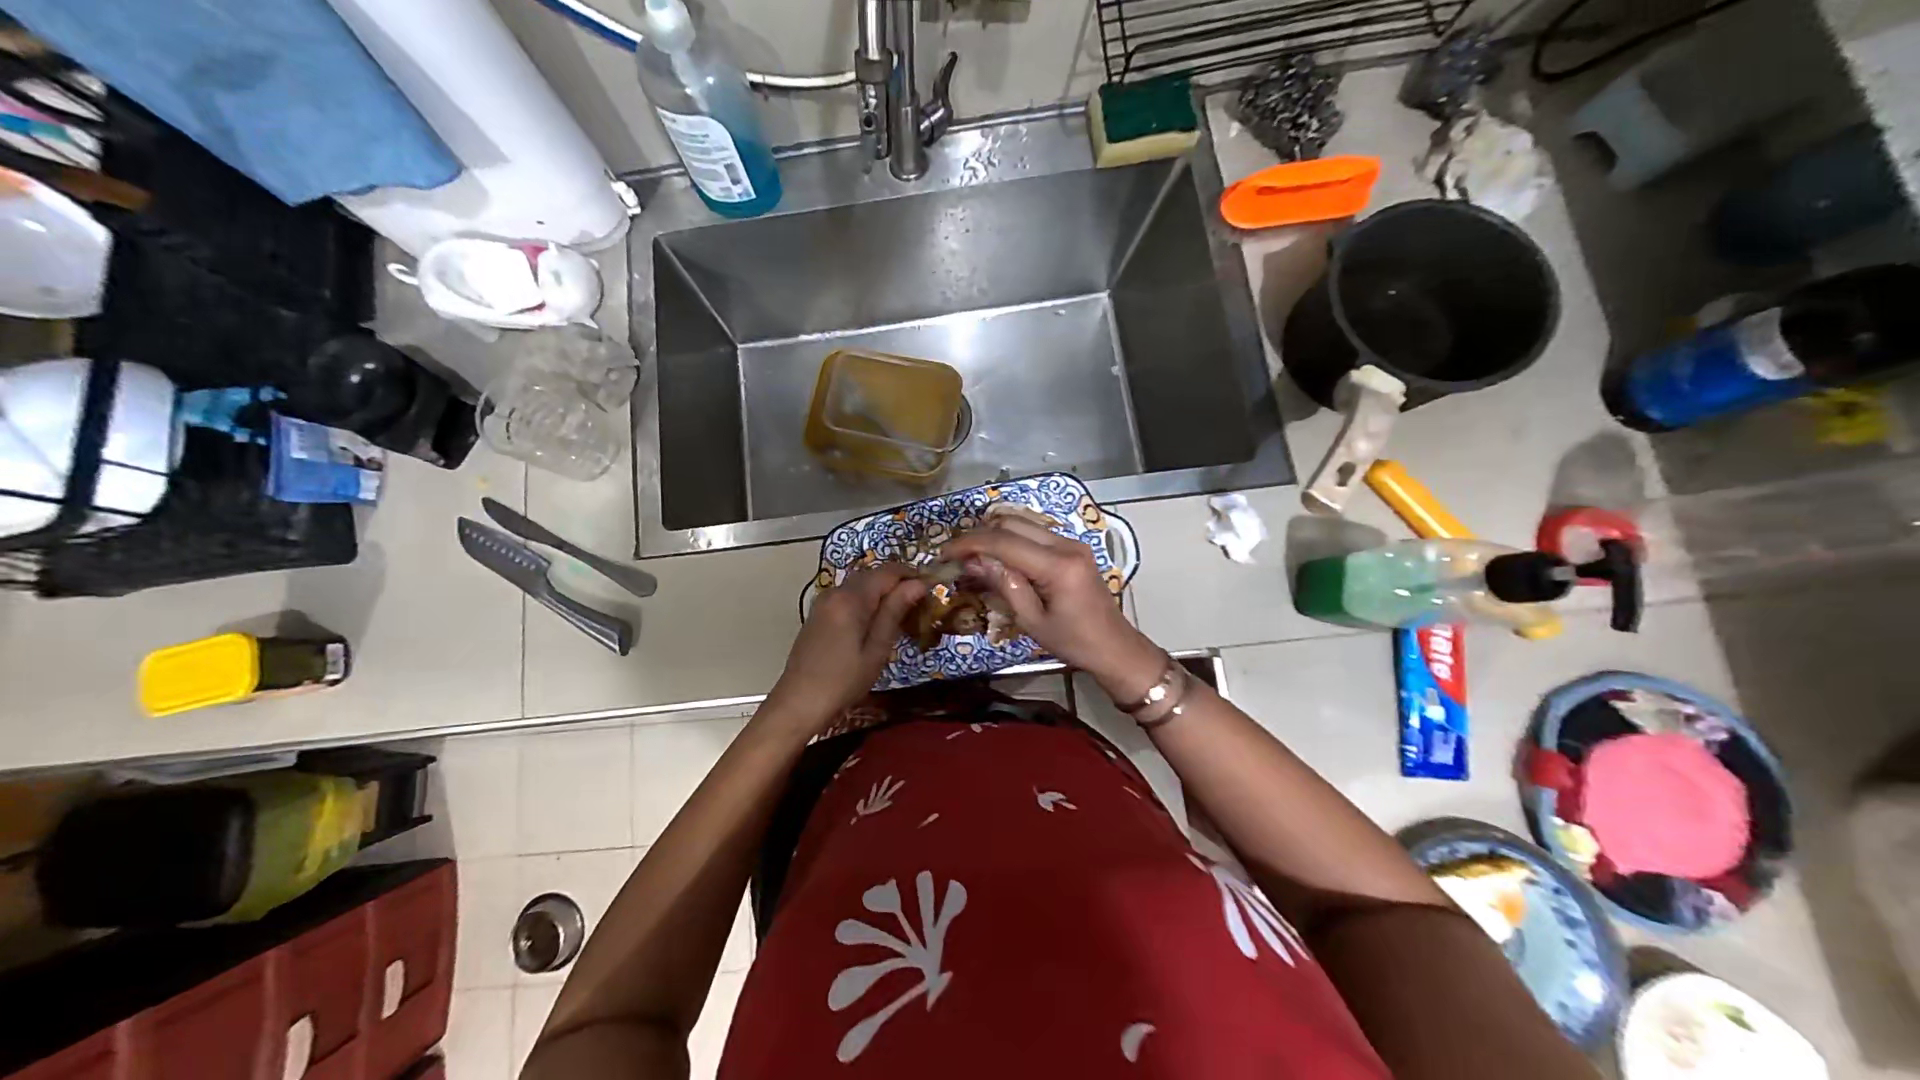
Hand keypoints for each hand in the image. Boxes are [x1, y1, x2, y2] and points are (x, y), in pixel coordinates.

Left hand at [764, 563, 926, 731]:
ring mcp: (824, 602)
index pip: (887, 572)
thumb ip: (895, 612)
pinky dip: (866, 601)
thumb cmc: (843, 681)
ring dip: (882, 593)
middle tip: (920, 605)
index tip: (932, 590)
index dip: (912, 575)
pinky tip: (876, 623)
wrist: (799, 703)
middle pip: (873, 575)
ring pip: (860, 585)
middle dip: (898, 583)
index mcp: (850, 599)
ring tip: (902, 615)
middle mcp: (835, 592)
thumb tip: (918, 584)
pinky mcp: (819, 614)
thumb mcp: (876, 649)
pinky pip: (848, 597)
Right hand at [943, 517, 1167, 703]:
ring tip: (972, 557)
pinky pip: (1035, 533)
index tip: (945, 553)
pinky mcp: (1073, 548)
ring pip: (1022, 524)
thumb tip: (974, 562)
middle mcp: (1067, 545)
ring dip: (994, 535)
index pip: (1005, 542)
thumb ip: (1004, 586)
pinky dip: (1011, 540)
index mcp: (1058, 566)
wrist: (1114, 647)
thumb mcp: (1032, 621)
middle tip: (956, 556)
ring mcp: (1072, 543)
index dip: (970, 544)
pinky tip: (997, 558)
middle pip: (1011, 524)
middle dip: (979, 536)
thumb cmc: (1075, 642)